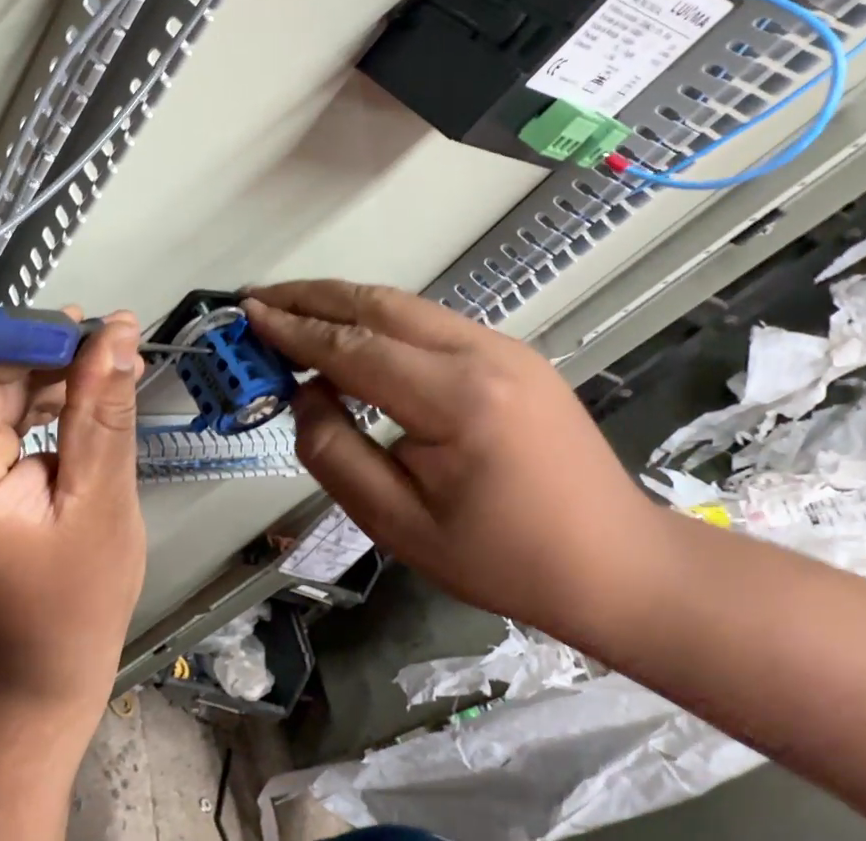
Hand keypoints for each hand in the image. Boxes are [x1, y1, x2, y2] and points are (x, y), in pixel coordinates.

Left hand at [0, 311, 146, 699]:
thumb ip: (100, 413)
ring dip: (46, 368)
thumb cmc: (75, 598)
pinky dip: (39, 394)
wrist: (42, 658)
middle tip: (109, 339)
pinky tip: (84, 387)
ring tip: (109, 360)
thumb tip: (115, 332)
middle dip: (40, 349)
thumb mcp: (99, 501)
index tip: (81, 326)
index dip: (17, 336)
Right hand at [243, 281, 660, 635]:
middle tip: (253, 298)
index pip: (352, 347)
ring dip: (338, 302)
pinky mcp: (511, 357)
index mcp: (456, 399)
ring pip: (402, 305)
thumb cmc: (504, 558)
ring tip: (286, 308)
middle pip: (377, 305)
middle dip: (308, 296)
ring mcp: (504, 349)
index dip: (292, 330)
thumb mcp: (396, 522)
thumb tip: (306, 395)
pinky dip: (372, 318)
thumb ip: (334, 451)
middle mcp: (483, 355)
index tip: (244, 314)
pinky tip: (344, 334)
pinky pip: (425, 322)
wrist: (621, 568)